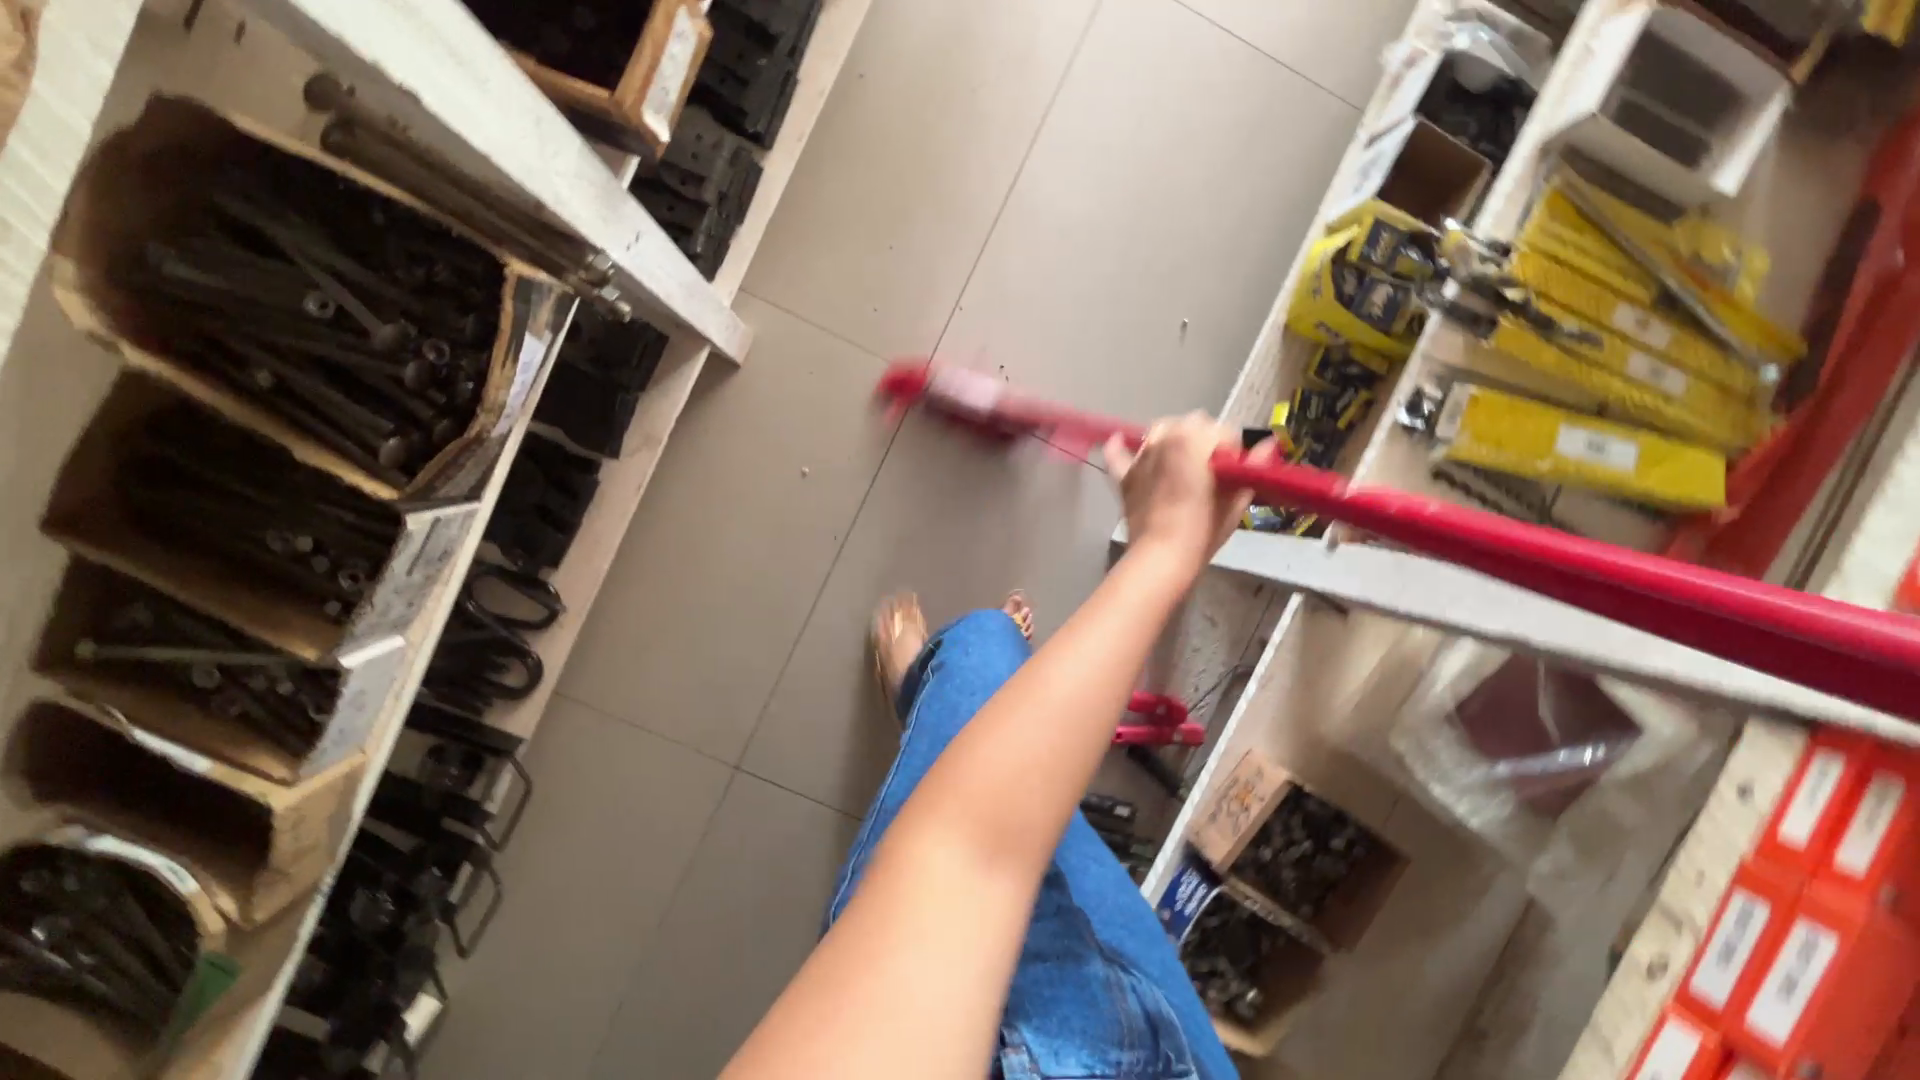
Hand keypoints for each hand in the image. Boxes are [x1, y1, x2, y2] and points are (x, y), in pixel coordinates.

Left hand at [1103, 413, 1277, 576]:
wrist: (1162, 556)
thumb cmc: (1204, 529)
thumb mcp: (1236, 500)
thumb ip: (1252, 467)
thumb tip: (1269, 445)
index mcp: (1194, 439)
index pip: (1224, 431)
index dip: (1233, 450)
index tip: (1235, 472)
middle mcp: (1165, 438)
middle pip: (1192, 423)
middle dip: (1205, 439)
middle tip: (1211, 470)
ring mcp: (1141, 455)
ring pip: (1159, 430)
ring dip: (1173, 439)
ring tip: (1182, 463)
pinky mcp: (1124, 475)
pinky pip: (1118, 452)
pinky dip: (1122, 448)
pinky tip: (1124, 445)